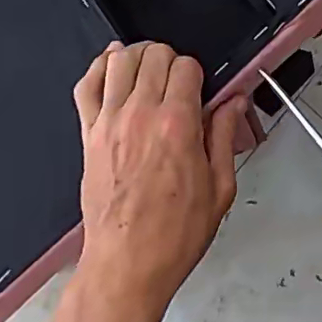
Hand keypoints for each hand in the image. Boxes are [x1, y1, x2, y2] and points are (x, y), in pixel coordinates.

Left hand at [72, 41, 250, 314]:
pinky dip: (98, 68)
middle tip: (178, 79)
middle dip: (171, 59)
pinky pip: (86, 86)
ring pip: (119, 61)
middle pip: (154, 54)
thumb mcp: (220, 186)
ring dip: (138, 56)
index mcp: (178, 125)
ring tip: (150, 68)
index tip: (201, 88)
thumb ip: (225, 134)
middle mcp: (141, 116)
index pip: (187, 65)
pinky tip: (111, 64)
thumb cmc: (174, 233)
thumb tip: (235, 101)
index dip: (198, 71)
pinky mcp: (88, 136)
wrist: (125, 267)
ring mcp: (109, 124)